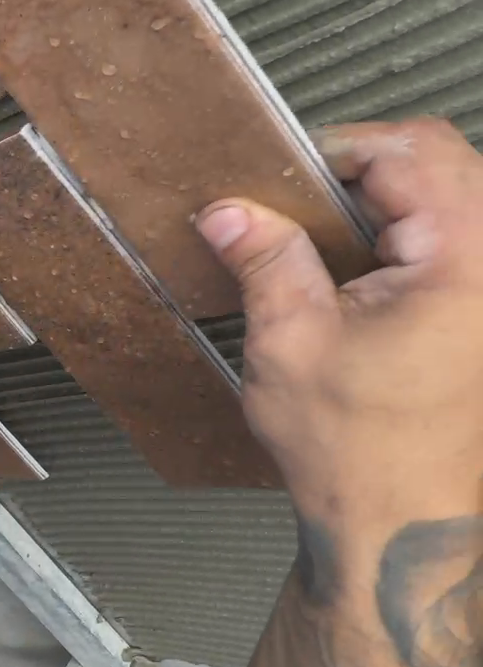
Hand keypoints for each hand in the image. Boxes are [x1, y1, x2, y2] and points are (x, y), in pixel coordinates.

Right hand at [195, 118, 482, 529]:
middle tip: (271, 208)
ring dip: (365, 205)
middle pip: (436, 164)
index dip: (337, 150)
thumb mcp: (289, 340)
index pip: (413, 152)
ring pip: (442, 195)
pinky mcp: (479, 300)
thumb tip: (226, 210)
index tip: (268, 176)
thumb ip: (266, 263)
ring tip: (295, 239)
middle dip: (348, 175)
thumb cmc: (346, 432)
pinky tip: (334, 267)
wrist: (396, 497)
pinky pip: (442, 235)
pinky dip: (384, 235)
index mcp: (467, 254)